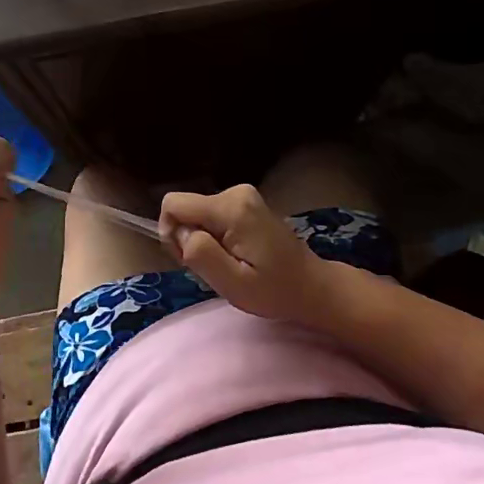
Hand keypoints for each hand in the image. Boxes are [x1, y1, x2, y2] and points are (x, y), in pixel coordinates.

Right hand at [159, 185, 334, 324]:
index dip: (171, 233)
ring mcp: (242, 195)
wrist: (311, 286)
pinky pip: (211, 217)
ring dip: (202, 242)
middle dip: (189, 240)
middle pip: (186, 210)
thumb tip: (181, 232)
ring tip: (228, 265)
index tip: (191, 260)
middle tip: (215, 269)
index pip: (173, 204)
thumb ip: (201, 254)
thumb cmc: (273, 290)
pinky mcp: (245, 204)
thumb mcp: (233, 282)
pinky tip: (235, 257)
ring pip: (196, 215)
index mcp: (231, 208)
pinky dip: (214, 238)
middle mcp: (235, 192)